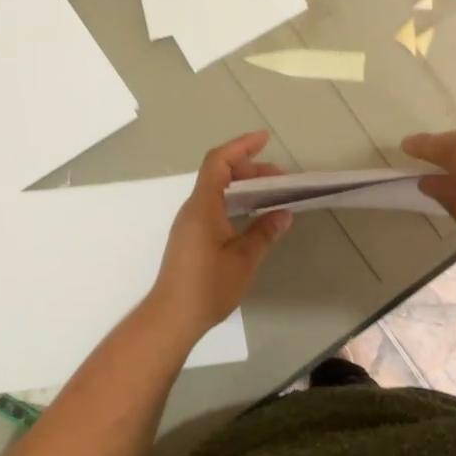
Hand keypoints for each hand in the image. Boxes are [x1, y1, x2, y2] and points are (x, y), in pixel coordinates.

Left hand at [146, 131, 292, 336]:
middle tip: (280, 180)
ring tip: (271, 196)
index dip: (241, 146)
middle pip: (218, 174)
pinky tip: (251, 217)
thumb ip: (263, 233)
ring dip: (242, 187)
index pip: (219, 162)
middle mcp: (192, 210)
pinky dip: (233, 203)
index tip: (265, 139)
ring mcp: (189, 224)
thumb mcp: (243, 260)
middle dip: (249, 169)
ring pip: (215, 192)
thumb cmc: (207, 286)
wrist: (172, 317)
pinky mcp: (189, 239)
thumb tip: (282, 213)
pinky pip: (212, 208)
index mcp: (203, 206)